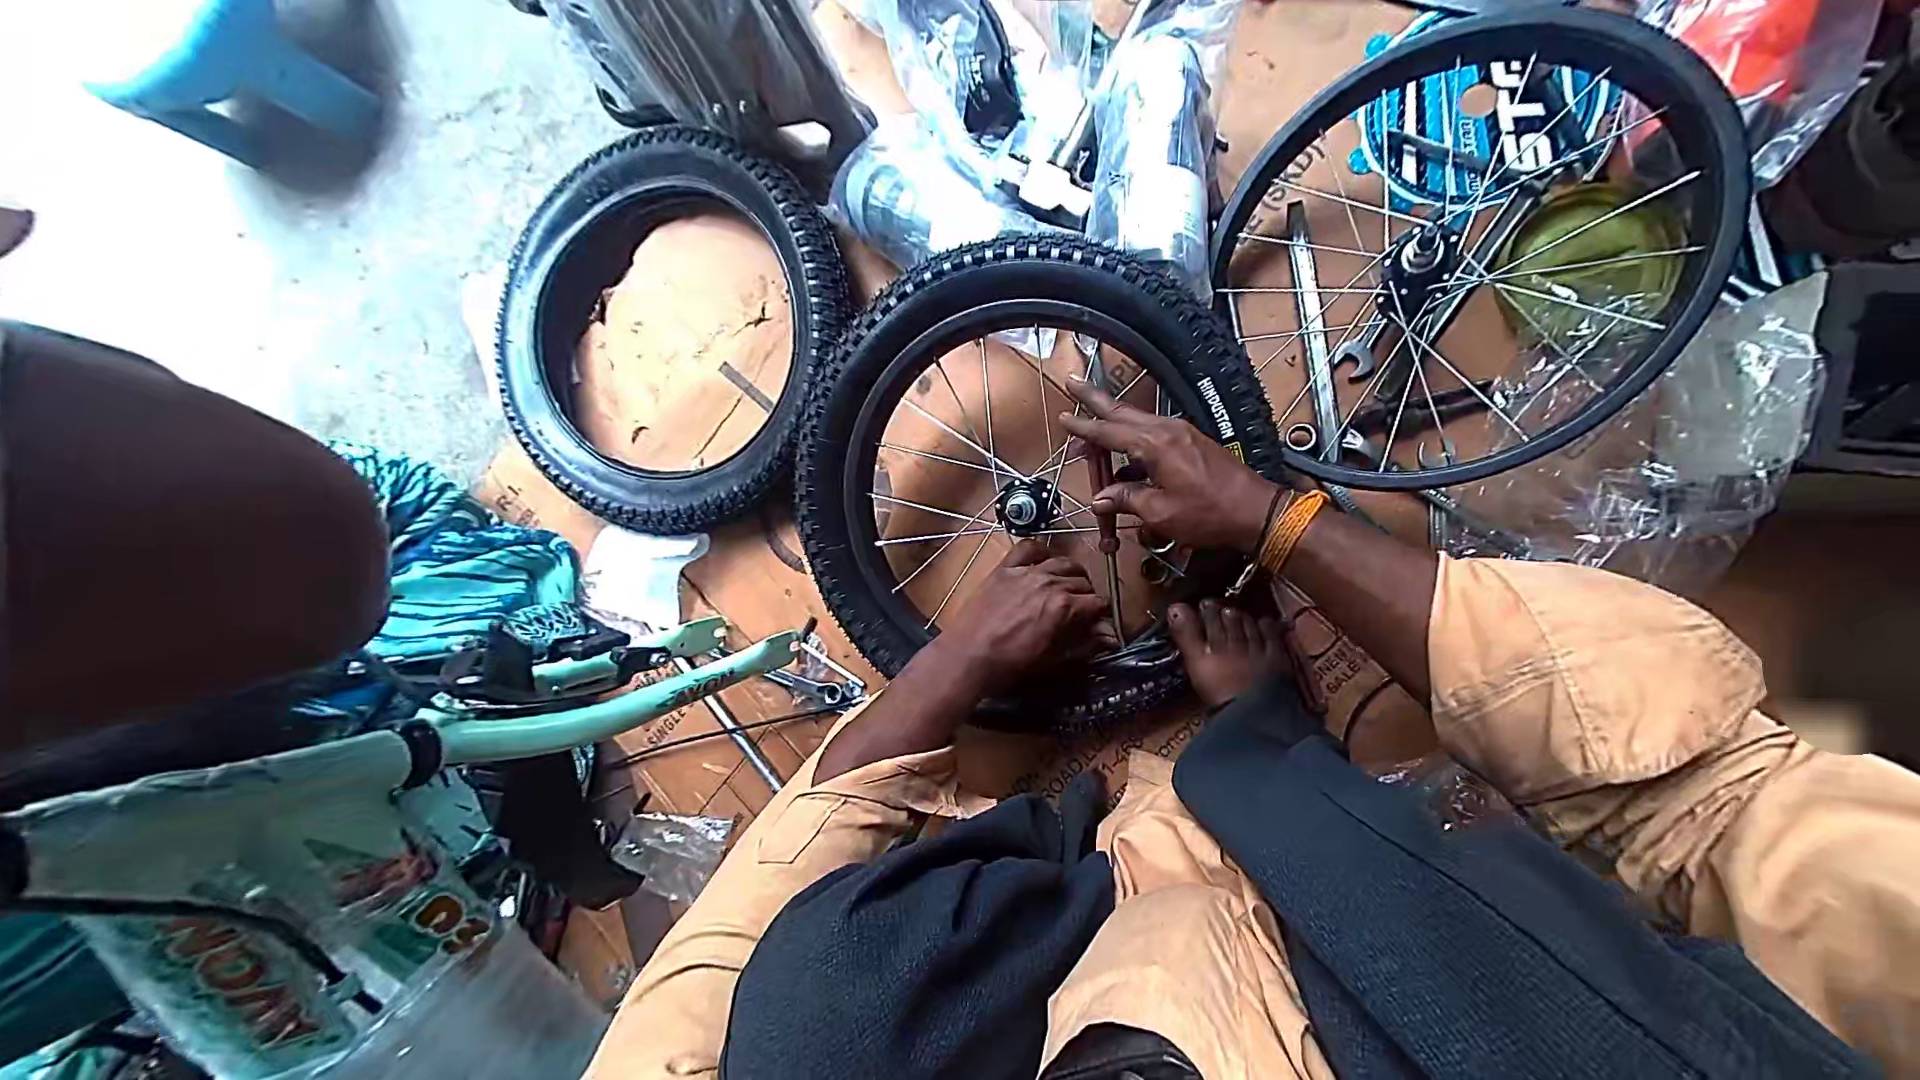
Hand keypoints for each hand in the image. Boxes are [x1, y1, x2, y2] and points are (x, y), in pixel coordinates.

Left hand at [921, 540, 1112, 692]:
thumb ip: (1085, 643)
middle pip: (1083, 582)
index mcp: (1065, 606)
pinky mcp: (1005, 568)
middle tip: (1082, 609)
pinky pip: (1028, 548)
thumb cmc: (1011, 663)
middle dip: (1087, 596)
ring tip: (1068, 586)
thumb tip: (1110, 636)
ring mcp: (1026, 572)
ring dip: (1071, 574)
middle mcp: (1049, 582)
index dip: (1101, 615)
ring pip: (1062, 562)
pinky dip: (1040, 551)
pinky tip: (1043, 561)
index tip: (1098, 622)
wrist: (969, 656)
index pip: (1098, 603)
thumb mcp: (1053, 657)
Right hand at [1058, 376, 1280, 551]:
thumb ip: (1126, 500)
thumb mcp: (1160, 512)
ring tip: (1090, 429)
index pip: (1108, 432)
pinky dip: (1132, 443)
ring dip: (1111, 425)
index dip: (1083, 427)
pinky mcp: (1190, 443)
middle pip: (1120, 412)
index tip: (1064, 417)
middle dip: (1093, 399)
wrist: (1255, 512)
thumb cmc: (1210, 513)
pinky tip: (1123, 463)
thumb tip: (1101, 499)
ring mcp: (1181, 434)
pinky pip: (1152, 436)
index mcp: (1155, 445)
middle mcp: (1167, 431)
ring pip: (1135, 423)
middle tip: (1072, 382)